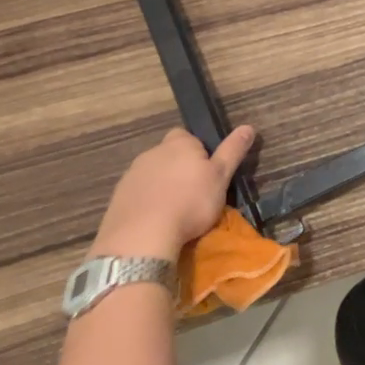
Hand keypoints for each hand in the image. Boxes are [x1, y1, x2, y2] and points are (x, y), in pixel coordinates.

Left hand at [90, 126, 255, 260]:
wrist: (141, 237)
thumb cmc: (190, 202)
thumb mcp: (221, 177)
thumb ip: (233, 151)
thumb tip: (248, 127)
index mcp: (178, 144)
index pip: (186, 135)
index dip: (197, 149)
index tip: (206, 169)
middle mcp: (151, 153)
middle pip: (167, 154)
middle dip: (178, 166)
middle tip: (194, 189)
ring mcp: (130, 176)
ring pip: (151, 174)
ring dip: (162, 184)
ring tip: (174, 207)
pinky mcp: (116, 199)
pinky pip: (137, 193)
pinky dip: (146, 201)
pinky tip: (155, 218)